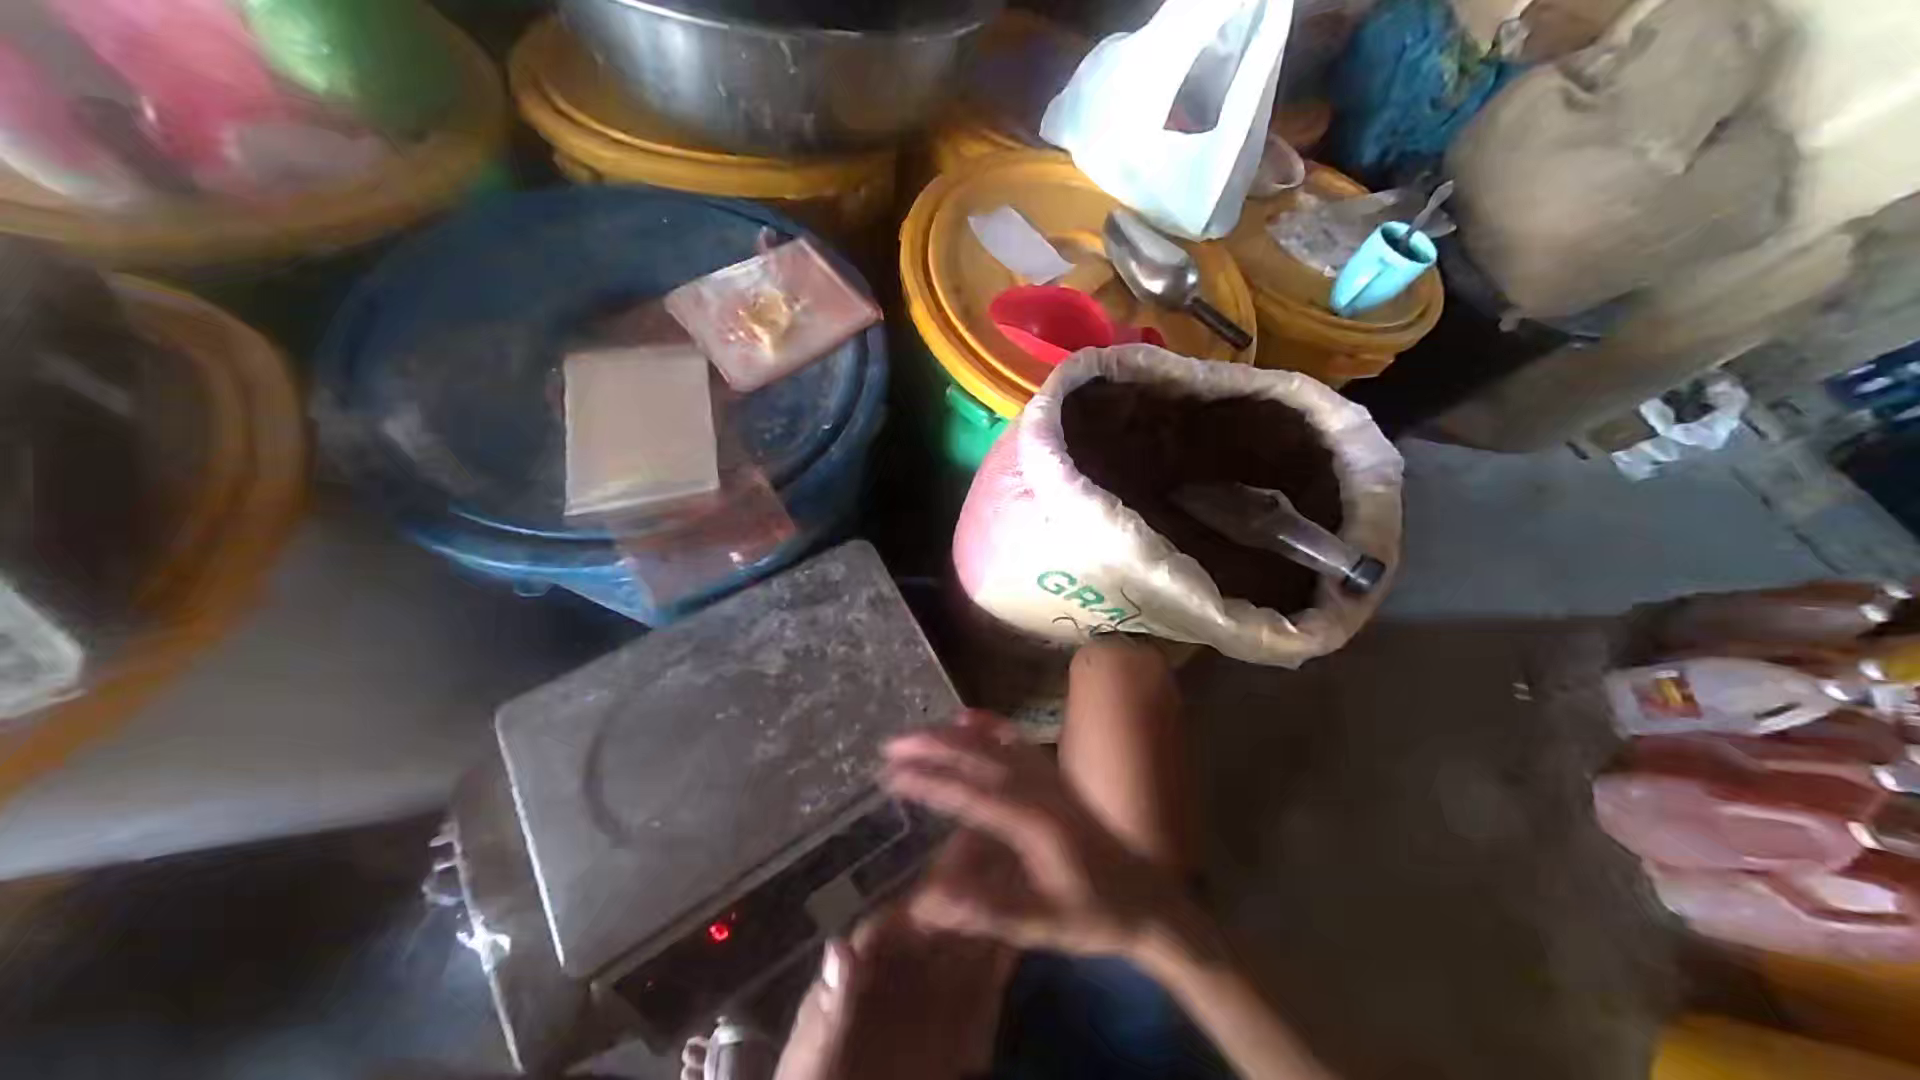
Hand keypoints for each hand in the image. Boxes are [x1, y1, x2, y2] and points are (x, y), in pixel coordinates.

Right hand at [881, 711, 1189, 958]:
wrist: (1150, 901)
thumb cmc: (1095, 917)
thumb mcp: (1041, 925)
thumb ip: (985, 911)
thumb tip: (925, 901)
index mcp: (1036, 824)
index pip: (973, 794)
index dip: (930, 782)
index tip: (891, 775)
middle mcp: (1042, 790)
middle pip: (982, 757)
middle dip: (933, 747)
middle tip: (890, 747)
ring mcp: (1051, 778)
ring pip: (997, 744)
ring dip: (953, 735)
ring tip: (915, 732)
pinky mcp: (1056, 778)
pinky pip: (1018, 742)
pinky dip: (990, 726)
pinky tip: (968, 718)